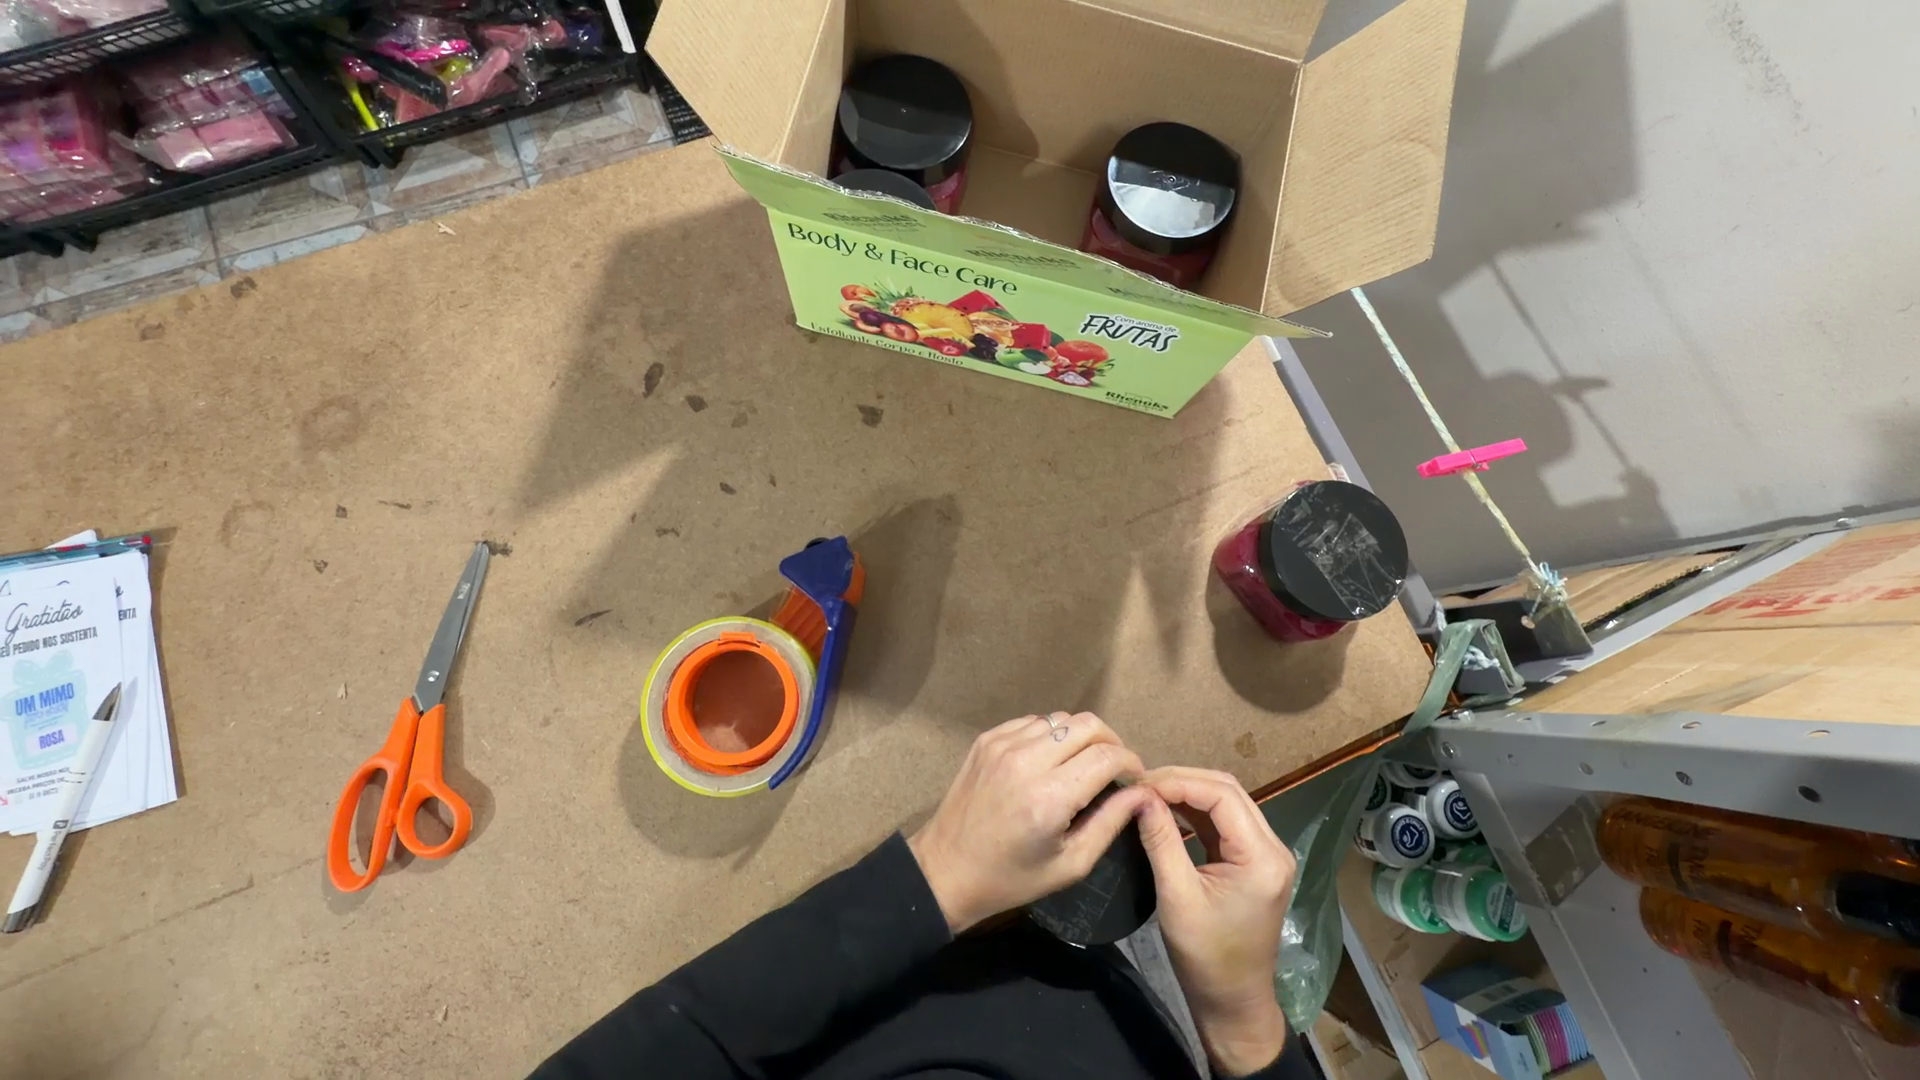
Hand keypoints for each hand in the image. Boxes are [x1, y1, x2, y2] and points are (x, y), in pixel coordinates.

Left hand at [908, 712, 1151, 934]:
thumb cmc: (1011, 878)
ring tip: (1082, 765)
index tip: (1136, 778)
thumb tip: (1144, 792)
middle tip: (1114, 768)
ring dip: (1080, 737)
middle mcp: (1026, 760)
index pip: (1107, 755)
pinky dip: (1050, 736)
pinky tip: (1050, 761)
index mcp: (1049, 797)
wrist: (945, 869)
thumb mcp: (1071, 864)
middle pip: (1087, 724)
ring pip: (1060, 719)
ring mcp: (1002, 744)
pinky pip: (1033, 722)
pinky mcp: (987, 739)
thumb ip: (1110, 823)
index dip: (1131, 763)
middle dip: (1111, 742)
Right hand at [1136, 767, 1297, 1076]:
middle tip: (1140, 784)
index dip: (1178, 781)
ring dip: (1188, 791)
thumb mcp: (1177, 896)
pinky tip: (1166, 808)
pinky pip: (1224, 821)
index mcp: (1261, 857)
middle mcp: (1272, 848)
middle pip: (1227, 790)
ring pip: (1226, 801)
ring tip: (1148, 792)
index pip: (1221, 795)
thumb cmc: (1206, 956)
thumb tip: (1138, 795)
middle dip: (1182, 780)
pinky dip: (1194, 809)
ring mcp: (1265, 854)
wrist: (1233, 1002)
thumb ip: (1160, 840)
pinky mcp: (1252, 862)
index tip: (1139, 784)